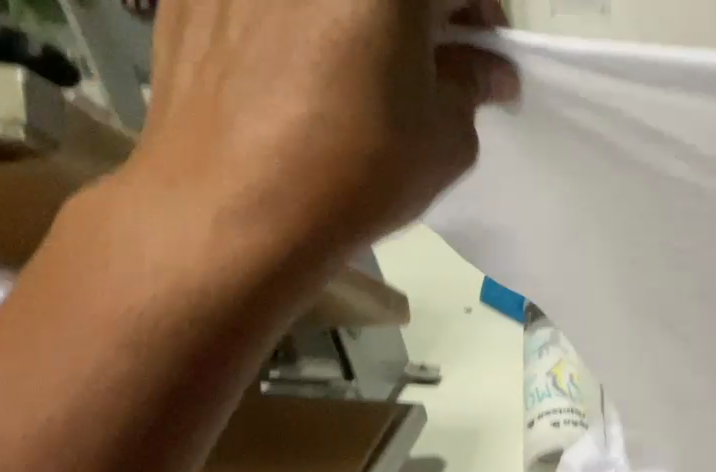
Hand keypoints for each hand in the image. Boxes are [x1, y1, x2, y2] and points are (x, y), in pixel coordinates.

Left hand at [125, 0, 516, 263]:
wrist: (232, 207)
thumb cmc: (360, 171)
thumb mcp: (447, 139)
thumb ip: (469, 86)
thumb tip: (482, 68)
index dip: (482, 15)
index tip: (483, 58)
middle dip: (419, 15)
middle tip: (426, 64)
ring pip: (328, 1)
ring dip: (356, 20)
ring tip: (358, 72)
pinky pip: (271, 4)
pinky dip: (296, 23)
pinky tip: (297, 76)